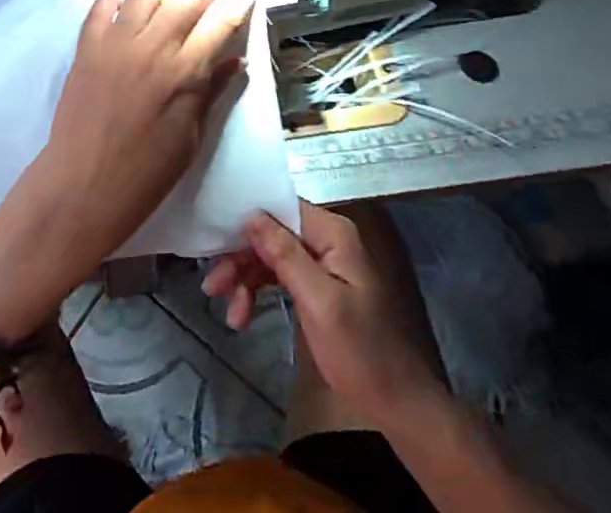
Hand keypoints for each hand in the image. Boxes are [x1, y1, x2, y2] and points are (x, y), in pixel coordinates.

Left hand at [40, 0, 249, 244]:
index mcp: (183, 73)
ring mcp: (114, 44)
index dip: (236, 4)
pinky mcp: (86, 48)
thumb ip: (211, 92)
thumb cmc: (146, 172)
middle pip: (184, 0)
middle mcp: (151, 48)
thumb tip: (236, 61)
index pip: (219, 25)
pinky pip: (102, 5)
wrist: (84, 186)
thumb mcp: (191, 137)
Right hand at [204, 201, 444, 426]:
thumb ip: (286, 255)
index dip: (247, 222)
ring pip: (272, 257)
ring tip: (230, 315)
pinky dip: (259, 293)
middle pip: (272, 234)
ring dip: (246, 280)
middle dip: (241, 260)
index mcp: (334, 234)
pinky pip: (281, 277)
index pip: (281, 209)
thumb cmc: (361, 349)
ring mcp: (324, 264)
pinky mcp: (318, 287)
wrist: (397, 401)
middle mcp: (328, 240)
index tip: (215, 243)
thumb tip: (252, 216)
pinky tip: (243, 316)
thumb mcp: (319, 302)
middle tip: (213, 288)